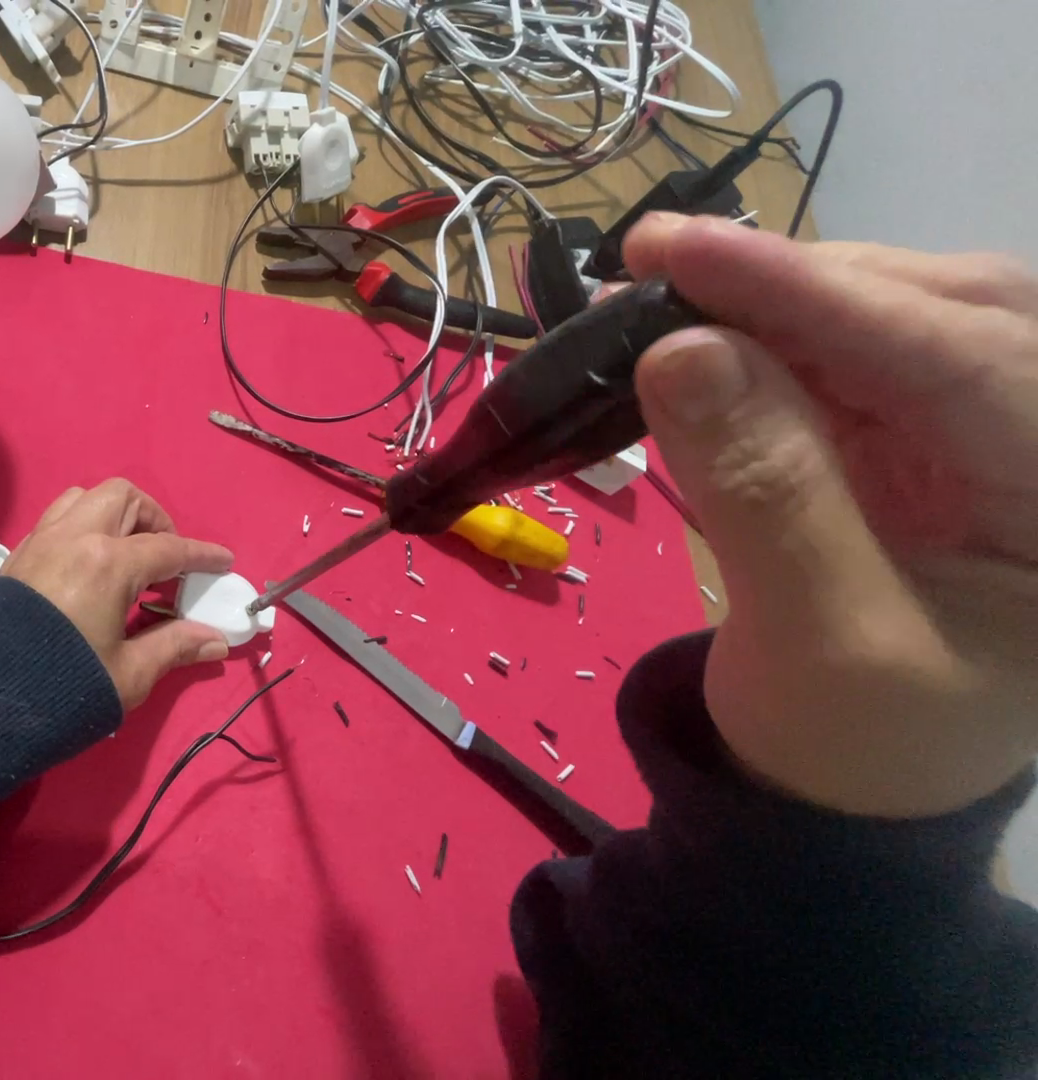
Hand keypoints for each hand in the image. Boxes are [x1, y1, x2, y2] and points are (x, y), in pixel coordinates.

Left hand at [2, 480, 234, 708]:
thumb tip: (215, 640)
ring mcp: (42, 541)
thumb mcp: (128, 673)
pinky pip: (57, 519)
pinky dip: (82, 527)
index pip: (169, 548)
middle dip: (154, 519)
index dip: (201, 556)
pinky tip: (90, 566)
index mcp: (108, 563)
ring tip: (128, 553)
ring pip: (85, 499)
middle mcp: (74, 538)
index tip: (222, 561)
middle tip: (167, 558)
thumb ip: (174, 646)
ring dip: (114, 515)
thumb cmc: (64, 686)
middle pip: (124, 499)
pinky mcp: (19, 555)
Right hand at [624, 214, 1037, 817]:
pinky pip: (832, 369)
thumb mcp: (816, 630)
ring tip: (645, 302)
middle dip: (787, 283)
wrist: (841, 780)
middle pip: (942, 311)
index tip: (674, 247)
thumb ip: (761, 490)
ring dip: (757, 307)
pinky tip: (683, 345)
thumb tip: (678, 354)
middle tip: (648, 268)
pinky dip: (746, 350)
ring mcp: (984, 439)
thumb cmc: (848, 734)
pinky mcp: (911, 446)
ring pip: (883, 325)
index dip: (809, 292)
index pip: (964, 354)